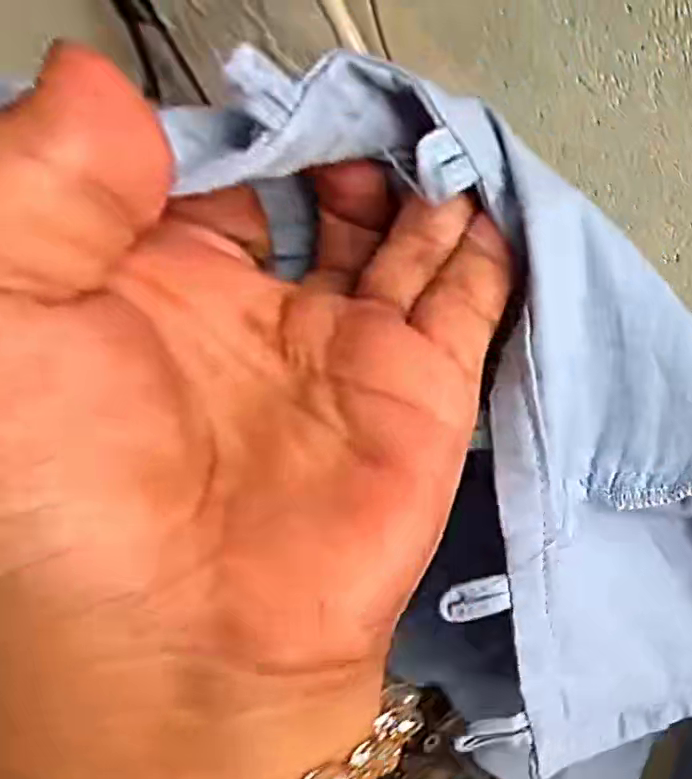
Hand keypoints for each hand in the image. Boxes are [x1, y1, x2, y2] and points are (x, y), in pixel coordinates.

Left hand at [0, 45, 511, 778]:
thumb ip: (34, 191)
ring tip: (439, 139)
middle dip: (345, 154)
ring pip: (407, 250)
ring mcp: (360, 349)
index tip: (263, 88)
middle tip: (373, 106)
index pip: (197, 179)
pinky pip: (467, 305)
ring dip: (424, 196)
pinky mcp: (434, 387)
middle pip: (322, 209)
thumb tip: (104, 83)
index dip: (228, 129)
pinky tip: (486, 208)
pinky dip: (483, 258)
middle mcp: (263, 309)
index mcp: (139, 281)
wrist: (203, 622)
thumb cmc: (55, 487)